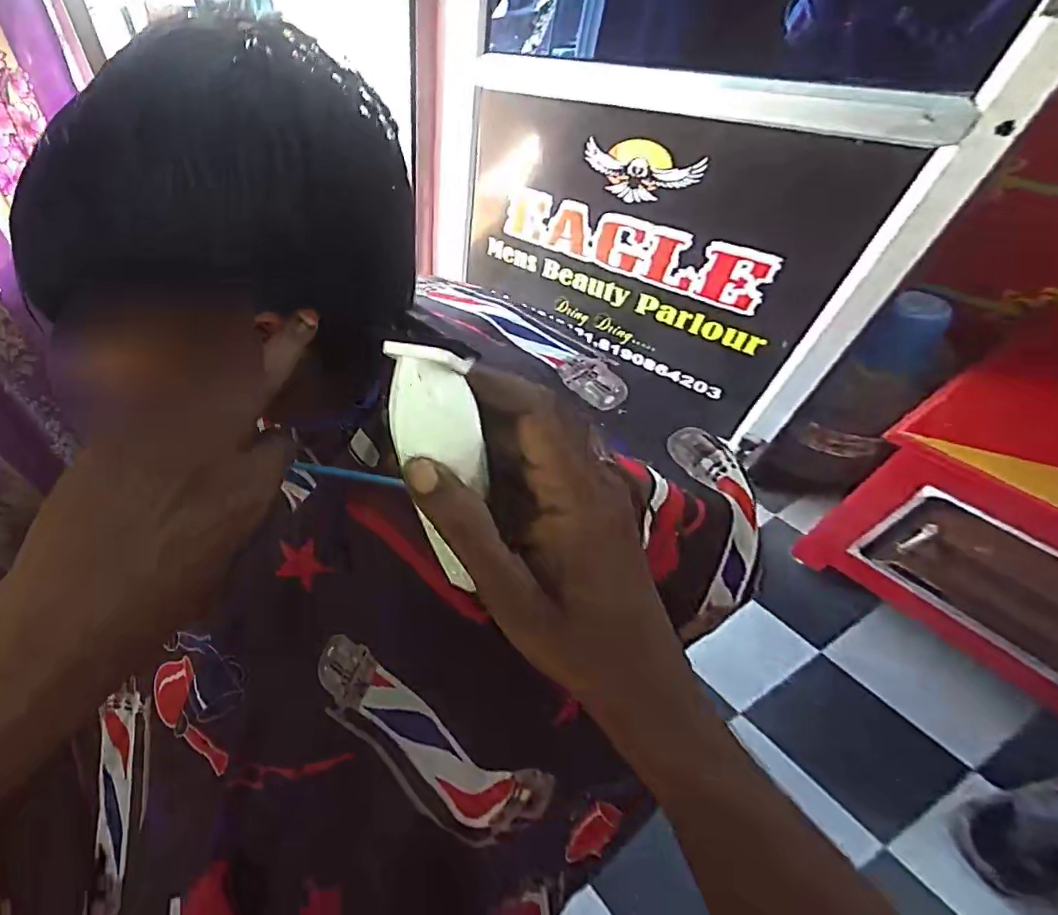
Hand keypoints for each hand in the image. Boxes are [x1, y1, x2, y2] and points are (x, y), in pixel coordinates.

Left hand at [6, 306, 307, 653]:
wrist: (66, 612)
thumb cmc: (148, 613)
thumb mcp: (214, 566)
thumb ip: (234, 512)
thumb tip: (239, 480)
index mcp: (244, 496)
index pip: (280, 444)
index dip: (277, 437)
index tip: (271, 434)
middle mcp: (210, 450)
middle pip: (255, 384)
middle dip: (283, 348)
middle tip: (302, 319)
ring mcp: (159, 430)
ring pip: (203, 371)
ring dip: (227, 346)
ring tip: (240, 324)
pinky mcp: (114, 425)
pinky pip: (152, 383)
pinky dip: (170, 367)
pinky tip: (177, 354)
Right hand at [401, 369, 702, 730]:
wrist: (641, 686)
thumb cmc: (576, 643)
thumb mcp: (507, 592)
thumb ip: (463, 526)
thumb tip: (417, 465)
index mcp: (578, 493)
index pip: (538, 411)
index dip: (490, 382)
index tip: (440, 370)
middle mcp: (590, 480)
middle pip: (539, 414)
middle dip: (482, 394)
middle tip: (427, 392)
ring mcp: (589, 493)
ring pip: (538, 437)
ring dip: (488, 422)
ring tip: (435, 420)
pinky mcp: (581, 508)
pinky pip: (538, 463)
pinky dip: (499, 452)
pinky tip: (466, 465)